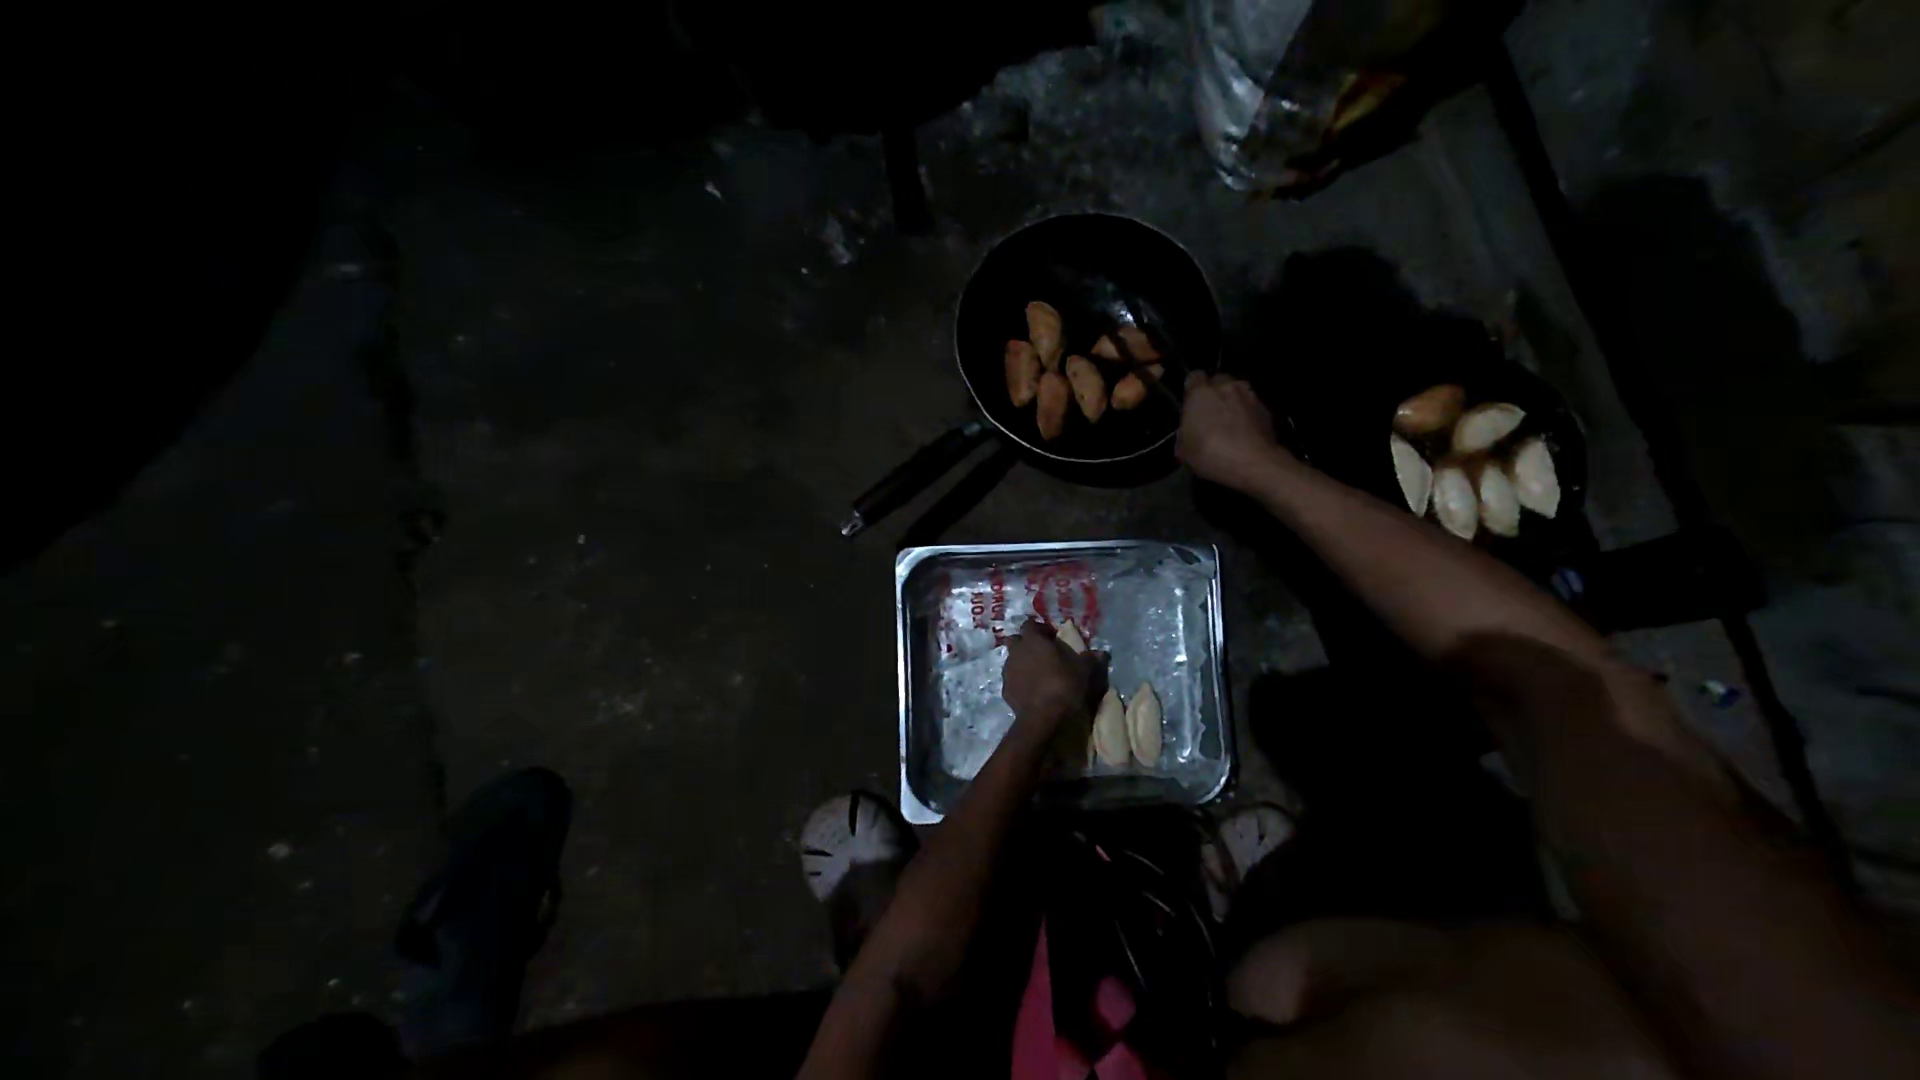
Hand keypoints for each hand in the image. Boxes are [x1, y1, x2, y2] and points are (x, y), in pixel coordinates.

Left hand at [1002, 619, 1105, 727]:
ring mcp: (1007, 670)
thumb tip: (1100, 653)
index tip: (1053, 638)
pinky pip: (1012, 679)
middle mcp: (1016, 651)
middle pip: (1016, 640)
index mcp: (1032, 640)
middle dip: (1027, 643)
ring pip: (1012, 659)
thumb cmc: (1063, 685)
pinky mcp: (1005, 689)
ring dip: (1022, 662)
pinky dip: (1020, 681)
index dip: (1041, 629)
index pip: (1030, 625)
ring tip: (1038, 673)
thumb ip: (1089, 658)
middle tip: (1043, 653)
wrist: (1042, 716)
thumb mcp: (1082, 670)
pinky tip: (1032, 689)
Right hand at [1177, 373, 1293, 491]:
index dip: (1192, 389)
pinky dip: (1247, 415)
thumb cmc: (1211, 453)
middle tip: (1211, 414)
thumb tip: (1188, 431)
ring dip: (1232, 402)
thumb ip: (1185, 432)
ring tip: (1230, 424)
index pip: (1194, 376)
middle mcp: (1226, 387)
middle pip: (1218, 381)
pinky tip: (1245, 433)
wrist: (1254, 463)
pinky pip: (1251, 406)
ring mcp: (1249, 396)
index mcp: (1201, 393)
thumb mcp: (1185, 449)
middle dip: (1214, 393)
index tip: (1191, 404)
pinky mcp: (1266, 409)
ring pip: (1237, 392)